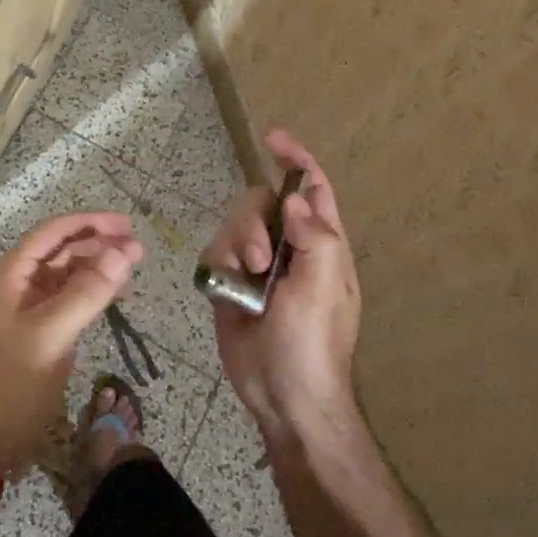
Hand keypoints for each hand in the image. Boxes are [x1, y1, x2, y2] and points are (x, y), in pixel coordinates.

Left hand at [0, 212, 143, 479]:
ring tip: (135, 266)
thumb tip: (123, 253)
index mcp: (12, 275)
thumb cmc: (9, 385)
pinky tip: (116, 295)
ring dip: (99, 266)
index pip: (53, 232)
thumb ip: (86, 294)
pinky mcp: (42, 336)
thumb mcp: (50, 336)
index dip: (89, 223)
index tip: (127, 225)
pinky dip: (94, 293)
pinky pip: (71, 301)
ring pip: (69, 275)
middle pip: (63, 250)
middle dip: (99, 244)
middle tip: (139, 248)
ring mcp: (31, 312)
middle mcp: (21, 286)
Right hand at [201, 129, 362, 445]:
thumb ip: (314, 238)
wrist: (282, 397)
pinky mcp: (230, 284)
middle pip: (261, 203)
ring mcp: (258, 267)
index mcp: (323, 246)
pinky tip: (224, 292)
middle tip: (259, 257)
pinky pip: (214, 254)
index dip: (298, 161)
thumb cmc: (313, 345)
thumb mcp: (323, 289)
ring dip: (234, 246)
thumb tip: (292, 199)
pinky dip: (217, 266)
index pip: (313, 190)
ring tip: (244, 281)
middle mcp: (290, 249)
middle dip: (253, 221)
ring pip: (234, 226)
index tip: (274, 139)